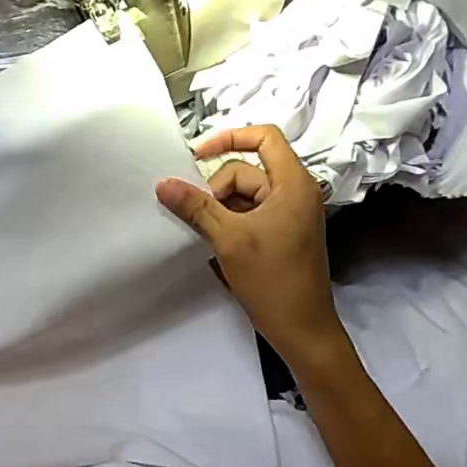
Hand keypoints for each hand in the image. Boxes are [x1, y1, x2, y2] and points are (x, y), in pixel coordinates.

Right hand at [156, 124, 343, 357]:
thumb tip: (163, 183)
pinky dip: (232, 223)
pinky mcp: (284, 233)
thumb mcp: (228, 239)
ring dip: (222, 209)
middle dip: (218, 190)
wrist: (303, 329)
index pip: (263, 137)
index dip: (229, 137)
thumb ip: (196, 207)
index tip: (196, 156)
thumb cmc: (272, 280)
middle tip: (203, 220)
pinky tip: (218, 245)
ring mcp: (291, 214)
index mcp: (293, 183)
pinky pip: (252, 214)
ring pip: (246, 195)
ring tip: (210, 236)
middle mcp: (296, 192)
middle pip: (247, 171)